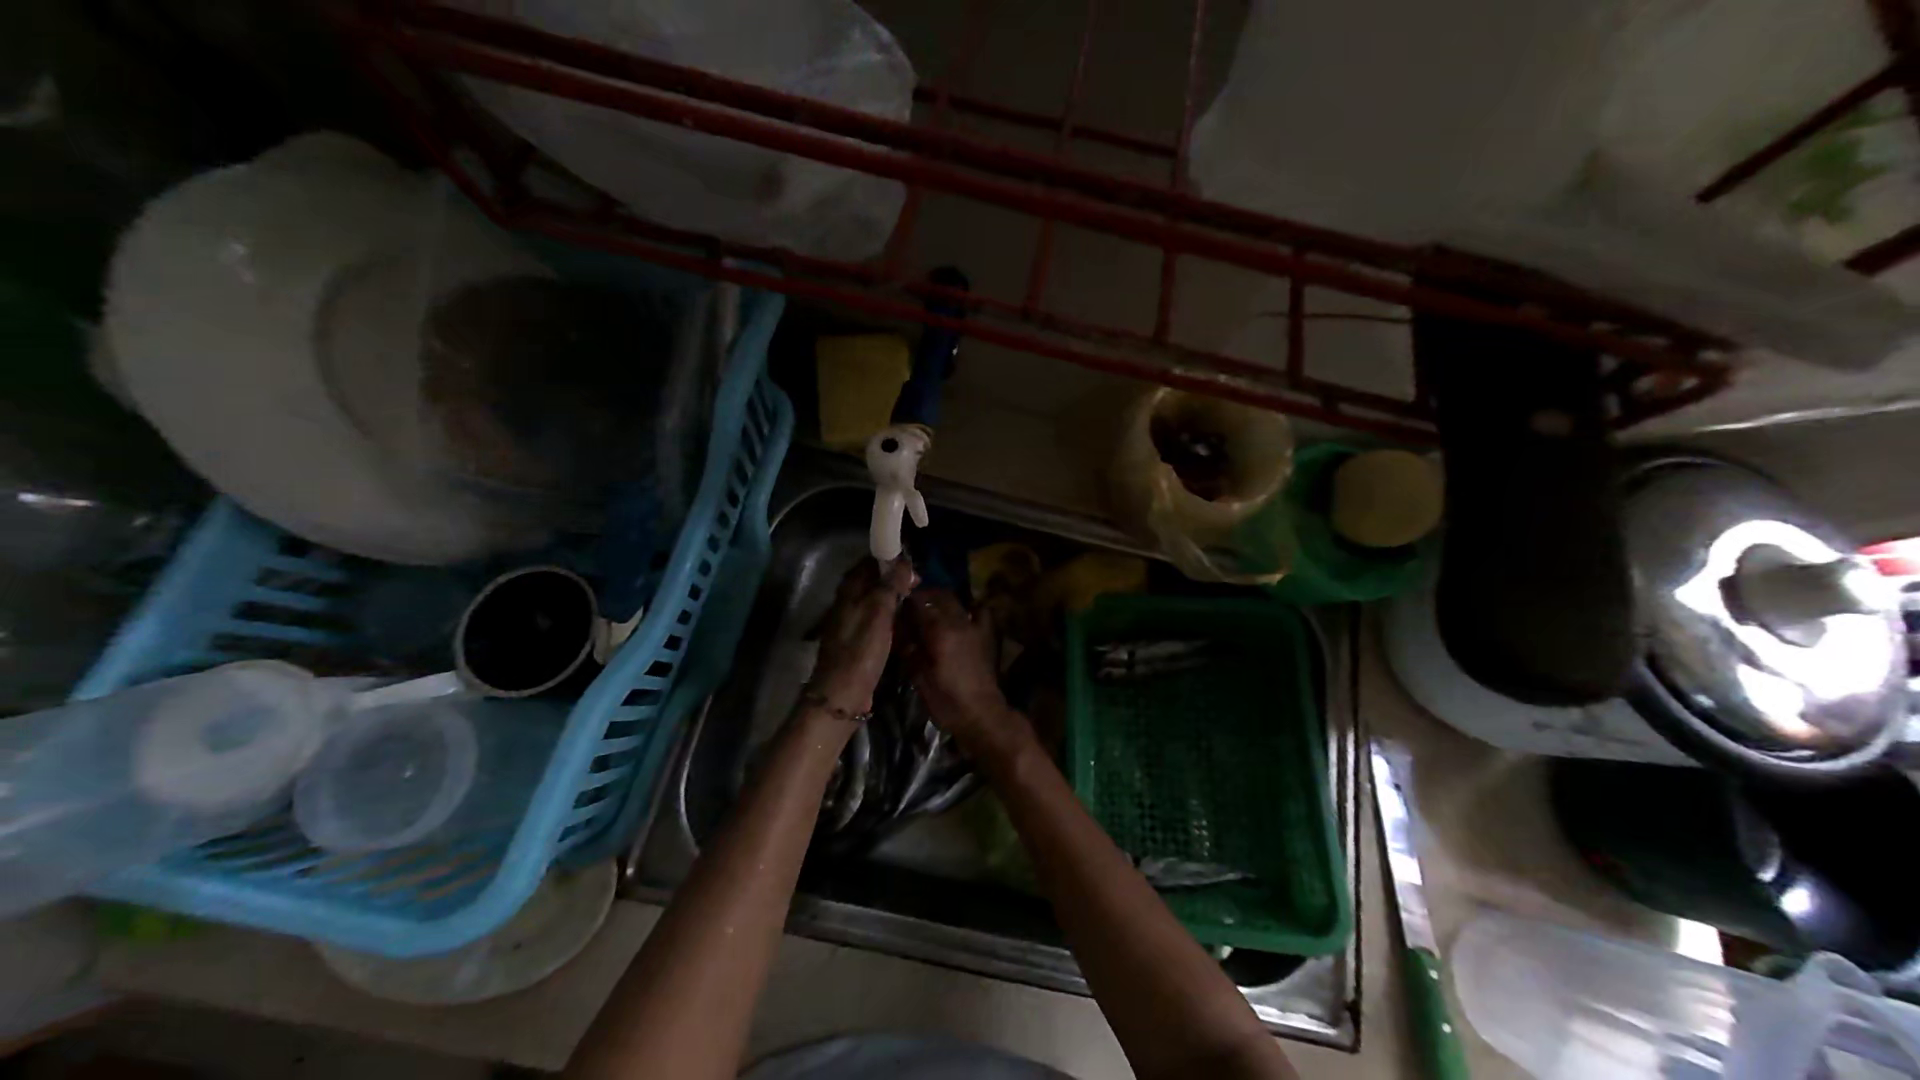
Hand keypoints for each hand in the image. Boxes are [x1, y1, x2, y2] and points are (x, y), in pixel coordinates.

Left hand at [808, 557, 915, 716]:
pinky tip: (905, 623)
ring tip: (917, 602)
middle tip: (919, 585)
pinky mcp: (857, 639)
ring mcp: (851, 621)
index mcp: (849, 588)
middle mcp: (847, 600)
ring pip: (876, 600)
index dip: (892, 560)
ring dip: (894, 599)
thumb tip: (903, 562)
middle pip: (873, 581)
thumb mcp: (879, 612)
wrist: (843, 693)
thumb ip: (890, 584)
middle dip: (895, 579)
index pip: (870, 561)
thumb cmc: (861, 649)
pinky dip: (891, 617)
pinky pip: (877, 619)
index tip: (914, 565)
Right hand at [904, 589, 1035, 762]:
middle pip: (941, 596)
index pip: (919, 604)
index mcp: (939, 631)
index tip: (897, 603)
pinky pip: (981, 613)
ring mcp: (976, 627)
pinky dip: (972, 610)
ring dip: (946, 601)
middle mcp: (959, 622)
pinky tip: (963, 618)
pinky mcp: (988, 635)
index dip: (907, 601)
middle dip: (926, 595)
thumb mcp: (919, 677)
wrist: (981, 713)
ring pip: (960, 601)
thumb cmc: (946, 700)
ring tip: (935, 610)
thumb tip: (899, 632)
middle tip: (913, 603)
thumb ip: (909, 650)